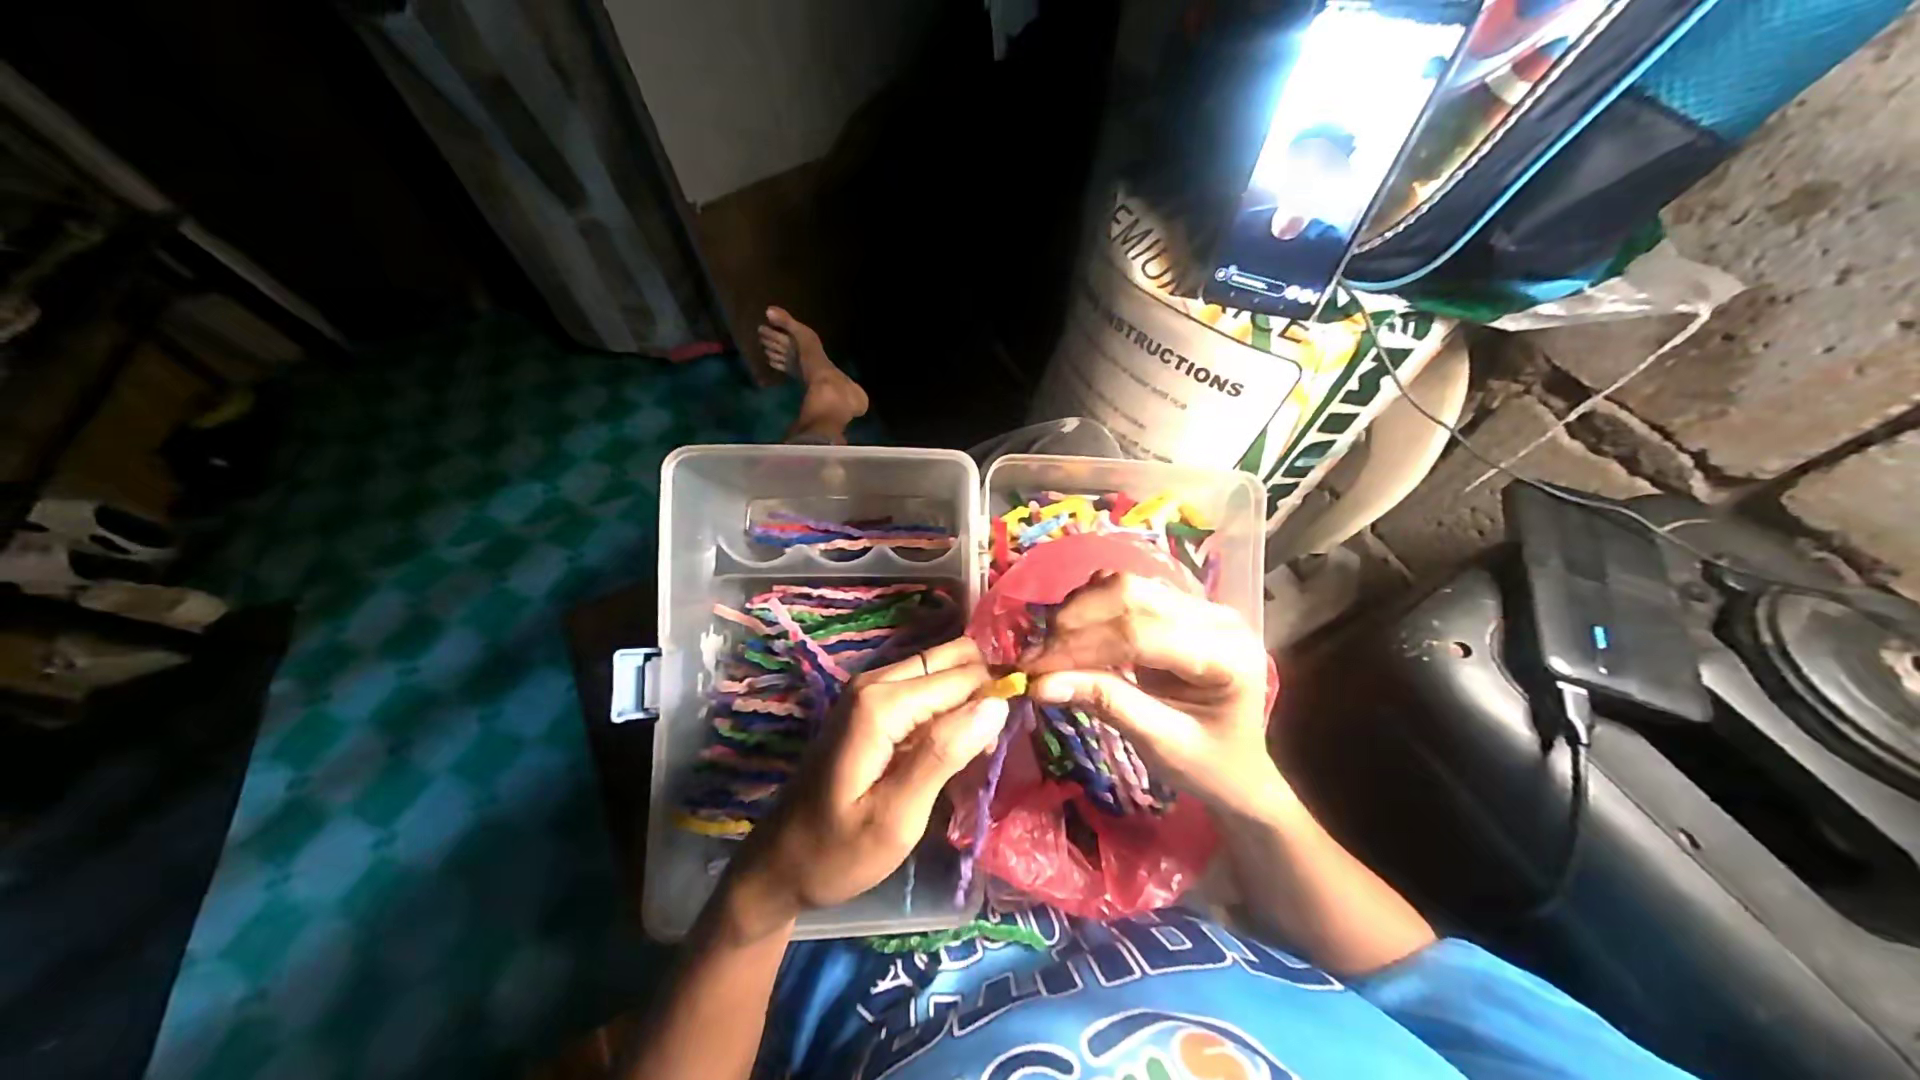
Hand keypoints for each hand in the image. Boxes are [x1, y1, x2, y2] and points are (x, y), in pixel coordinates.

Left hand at [722, 637, 1007, 937]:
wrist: (782, 862)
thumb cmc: (838, 851)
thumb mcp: (897, 817)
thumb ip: (943, 754)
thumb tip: (996, 703)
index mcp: (882, 703)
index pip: (966, 676)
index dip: (998, 699)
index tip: (1013, 739)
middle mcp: (877, 680)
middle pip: (956, 658)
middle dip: (986, 689)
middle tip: (995, 745)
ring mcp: (872, 688)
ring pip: (943, 668)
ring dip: (971, 698)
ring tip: (978, 751)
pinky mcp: (873, 703)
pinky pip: (927, 686)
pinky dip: (951, 706)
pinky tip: (955, 748)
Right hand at [1024, 572, 1283, 819]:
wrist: (1240, 769)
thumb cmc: (1208, 767)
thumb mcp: (1158, 744)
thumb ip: (1105, 703)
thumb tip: (1038, 683)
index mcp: (1225, 654)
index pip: (1140, 632)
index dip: (1079, 645)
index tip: (1032, 669)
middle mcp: (1217, 617)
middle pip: (1131, 596)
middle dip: (1073, 623)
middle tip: (1034, 659)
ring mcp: (1200, 606)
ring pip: (1124, 586)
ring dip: (1078, 611)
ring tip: (1049, 649)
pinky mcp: (1180, 606)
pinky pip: (1127, 591)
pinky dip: (1090, 608)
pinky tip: (1073, 636)